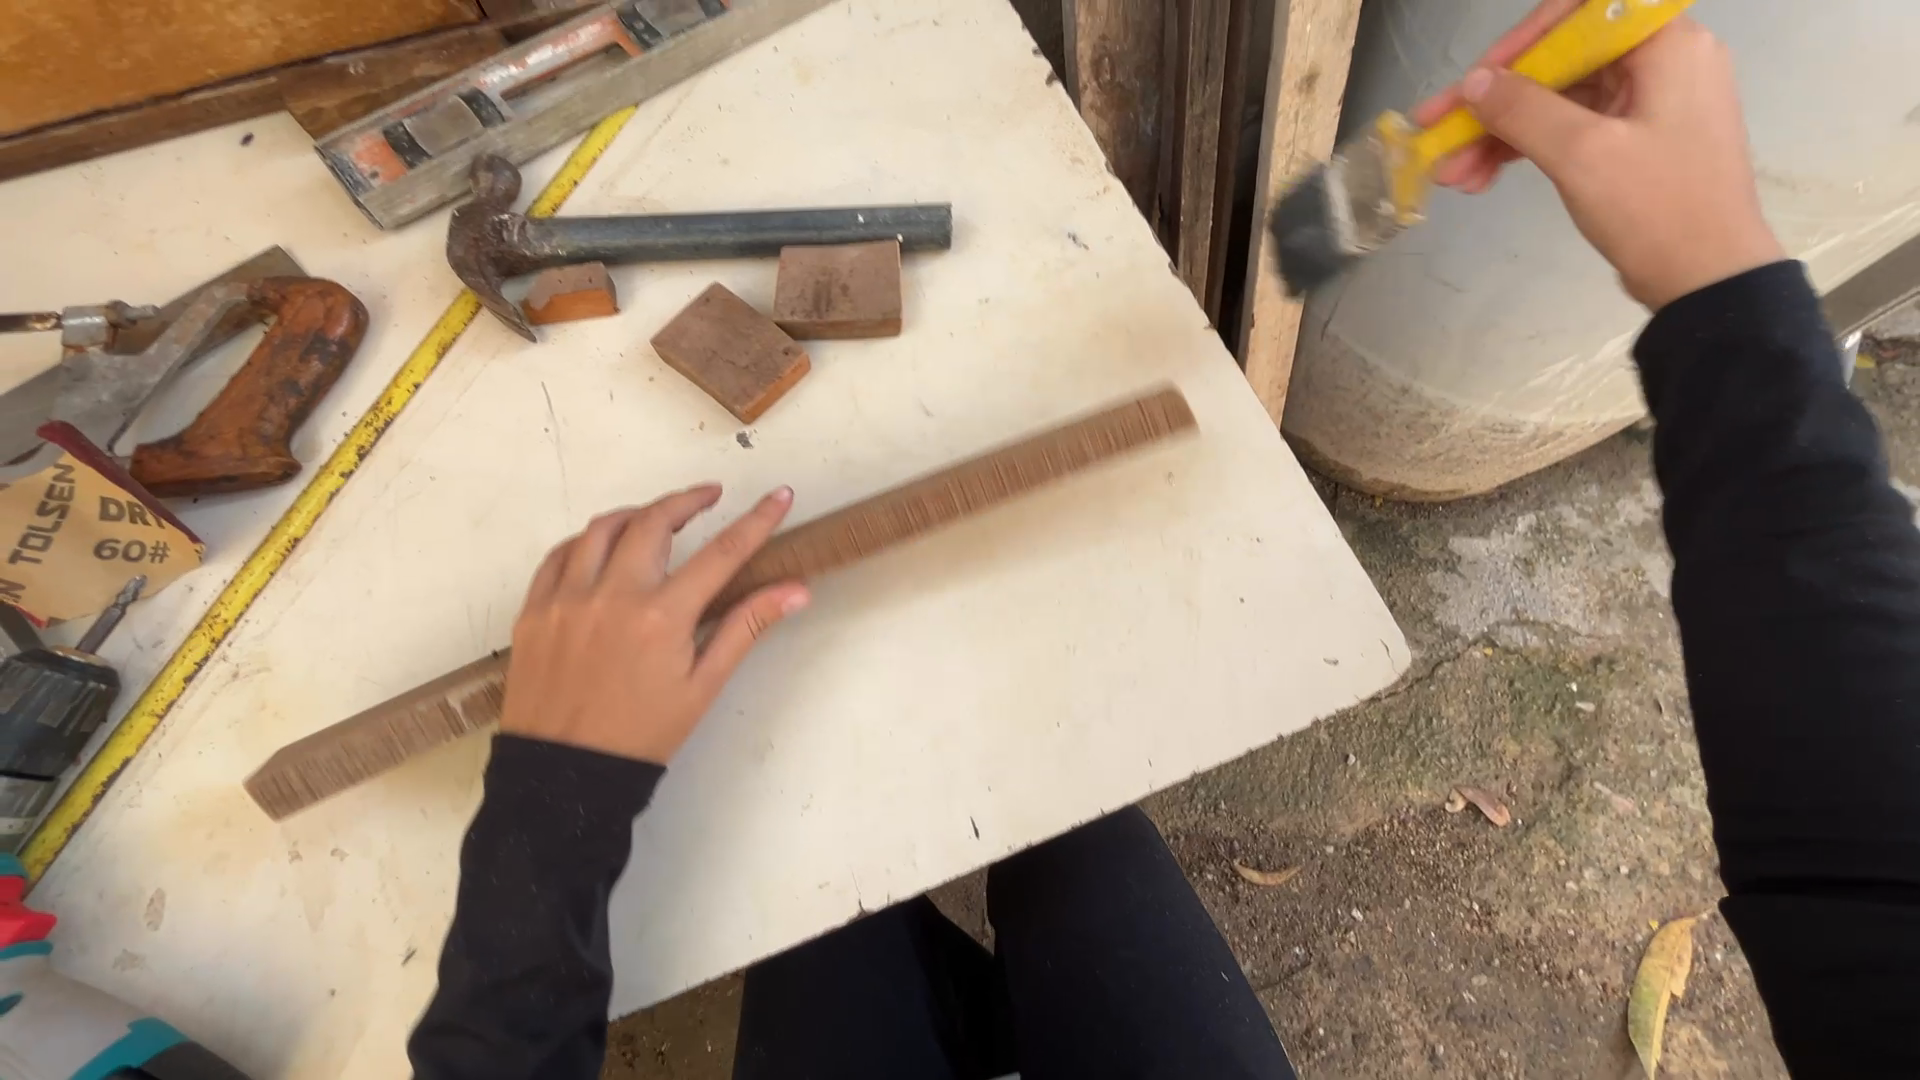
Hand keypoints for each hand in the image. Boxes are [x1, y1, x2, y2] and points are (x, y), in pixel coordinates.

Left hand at [499, 485, 809, 764]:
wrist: (565, 773)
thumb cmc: (645, 733)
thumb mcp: (705, 684)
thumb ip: (748, 626)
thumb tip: (797, 591)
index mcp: (662, 616)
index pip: (722, 552)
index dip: (757, 520)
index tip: (779, 496)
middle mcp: (613, 595)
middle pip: (654, 522)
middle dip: (688, 500)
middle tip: (710, 496)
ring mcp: (567, 599)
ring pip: (603, 529)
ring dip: (638, 513)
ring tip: (660, 517)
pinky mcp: (534, 610)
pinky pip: (560, 555)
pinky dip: (588, 539)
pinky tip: (605, 546)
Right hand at [1415, 7, 1784, 309]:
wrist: (1701, 270)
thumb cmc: (1653, 204)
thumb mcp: (1580, 154)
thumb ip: (1524, 110)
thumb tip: (1472, 82)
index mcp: (1662, 44)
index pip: (1579, 15)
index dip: (1518, 45)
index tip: (1469, 84)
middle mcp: (1657, 60)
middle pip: (1558, 63)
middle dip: (1493, 104)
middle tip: (1437, 138)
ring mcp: (1643, 101)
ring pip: (1553, 102)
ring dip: (1497, 136)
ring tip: (1454, 176)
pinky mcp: (1628, 138)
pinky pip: (1563, 130)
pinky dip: (1521, 151)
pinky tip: (1482, 179)